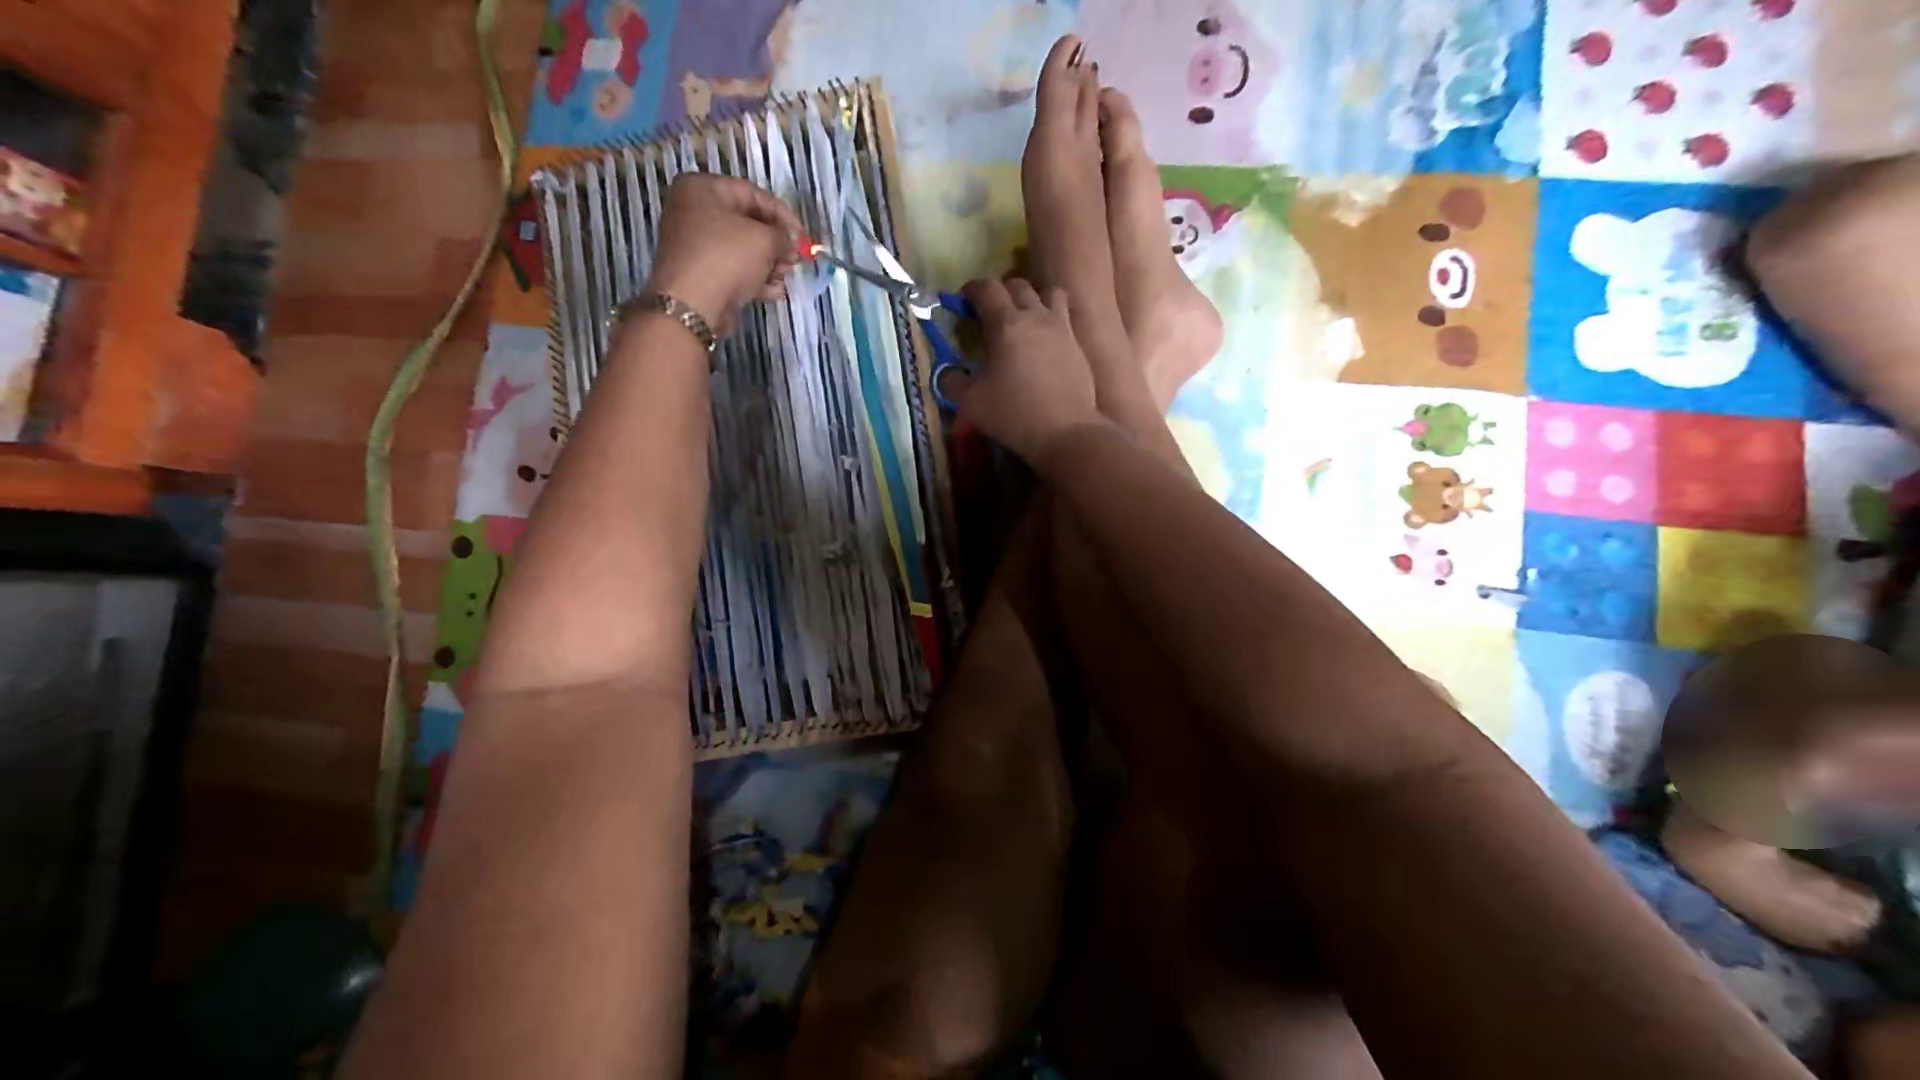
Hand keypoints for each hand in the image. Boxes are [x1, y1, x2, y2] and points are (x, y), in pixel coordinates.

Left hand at [644, 173, 803, 335]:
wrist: (692, 305)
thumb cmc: (726, 258)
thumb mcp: (764, 240)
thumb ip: (784, 236)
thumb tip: (792, 242)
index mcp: (702, 189)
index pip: (752, 194)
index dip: (783, 215)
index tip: (803, 236)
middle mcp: (694, 212)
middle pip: (747, 223)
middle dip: (776, 243)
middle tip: (796, 259)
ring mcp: (695, 245)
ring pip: (742, 250)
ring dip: (770, 264)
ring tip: (785, 277)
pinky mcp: (700, 274)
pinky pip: (733, 270)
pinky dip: (755, 279)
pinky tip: (774, 291)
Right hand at [943, 278, 1103, 462]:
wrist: (1065, 431)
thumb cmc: (1013, 413)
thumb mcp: (970, 401)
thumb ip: (951, 381)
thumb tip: (946, 372)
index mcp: (1006, 324)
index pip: (987, 288)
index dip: (971, 289)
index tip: (963, 301)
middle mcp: (1036, 316)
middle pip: (1018, 286)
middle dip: (1000, 292)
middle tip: (989, 312)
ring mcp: (1062, 328)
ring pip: (1048, 294)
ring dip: (1033, 298)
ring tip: (1023, 317)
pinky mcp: (1078, 345)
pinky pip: (1065, 317)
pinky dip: (1051, 319)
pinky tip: (1044, 341)